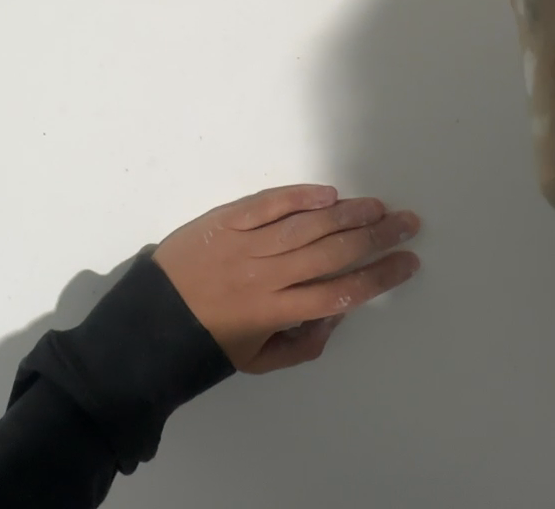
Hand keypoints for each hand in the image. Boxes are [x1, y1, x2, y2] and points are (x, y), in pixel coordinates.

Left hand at [152, 185, 420, 373]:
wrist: (145, 322)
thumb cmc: (205, 343)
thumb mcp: (256, 361)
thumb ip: (302, 343)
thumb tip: (338, 314)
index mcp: (277, 312)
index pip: (343, 292)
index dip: (381, 276)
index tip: (409, 262)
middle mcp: (267, 275)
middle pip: (334, 252)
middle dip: (377, 237)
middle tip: (407, 223)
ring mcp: (246, 244)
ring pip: (307, 225)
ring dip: (347, 213)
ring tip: (376, 206)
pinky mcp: (225, 221)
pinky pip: (268, 204)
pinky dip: (299, 197)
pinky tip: (328, 193)